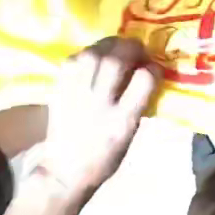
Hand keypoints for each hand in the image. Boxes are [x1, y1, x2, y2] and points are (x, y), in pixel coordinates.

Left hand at [34, 37, 161, 197]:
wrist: (65, 170)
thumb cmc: (104, 157)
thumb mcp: (130, 134)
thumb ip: (138, 103)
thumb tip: (146, 74)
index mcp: (122, 121)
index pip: (144, 80)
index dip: (154, 68)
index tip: (154, 69)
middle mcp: (98, 103)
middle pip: (117, 60)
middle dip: (132, 48)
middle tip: (137, 50)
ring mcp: (76, 93)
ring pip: (94, 53)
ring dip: (110, 45)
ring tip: (116, 48)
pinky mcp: (59, 87)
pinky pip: (75, 58)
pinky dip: (88, 53)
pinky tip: (94, 58)